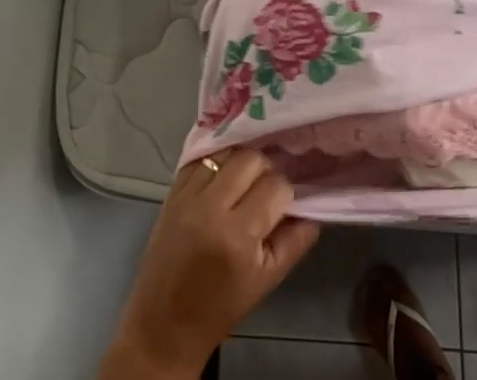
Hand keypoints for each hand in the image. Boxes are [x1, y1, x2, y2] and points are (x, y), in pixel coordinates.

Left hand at [100, 149, 320, 378]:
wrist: (165, 323)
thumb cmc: (222, 307)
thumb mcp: (268, 280)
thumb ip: (295, 241)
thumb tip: (311, 211)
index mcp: (237, 234)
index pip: (276, 186)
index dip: (286, 195)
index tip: (283, 209)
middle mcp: (210, 207)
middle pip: (250, 159)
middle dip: (266, 172)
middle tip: (265, 194)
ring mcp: (187, 197)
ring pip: (225, 153)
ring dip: (240, 164)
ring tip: (243, 185)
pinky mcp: (170, 194)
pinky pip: (198, 160)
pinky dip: (215, 165)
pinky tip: (221, 182)